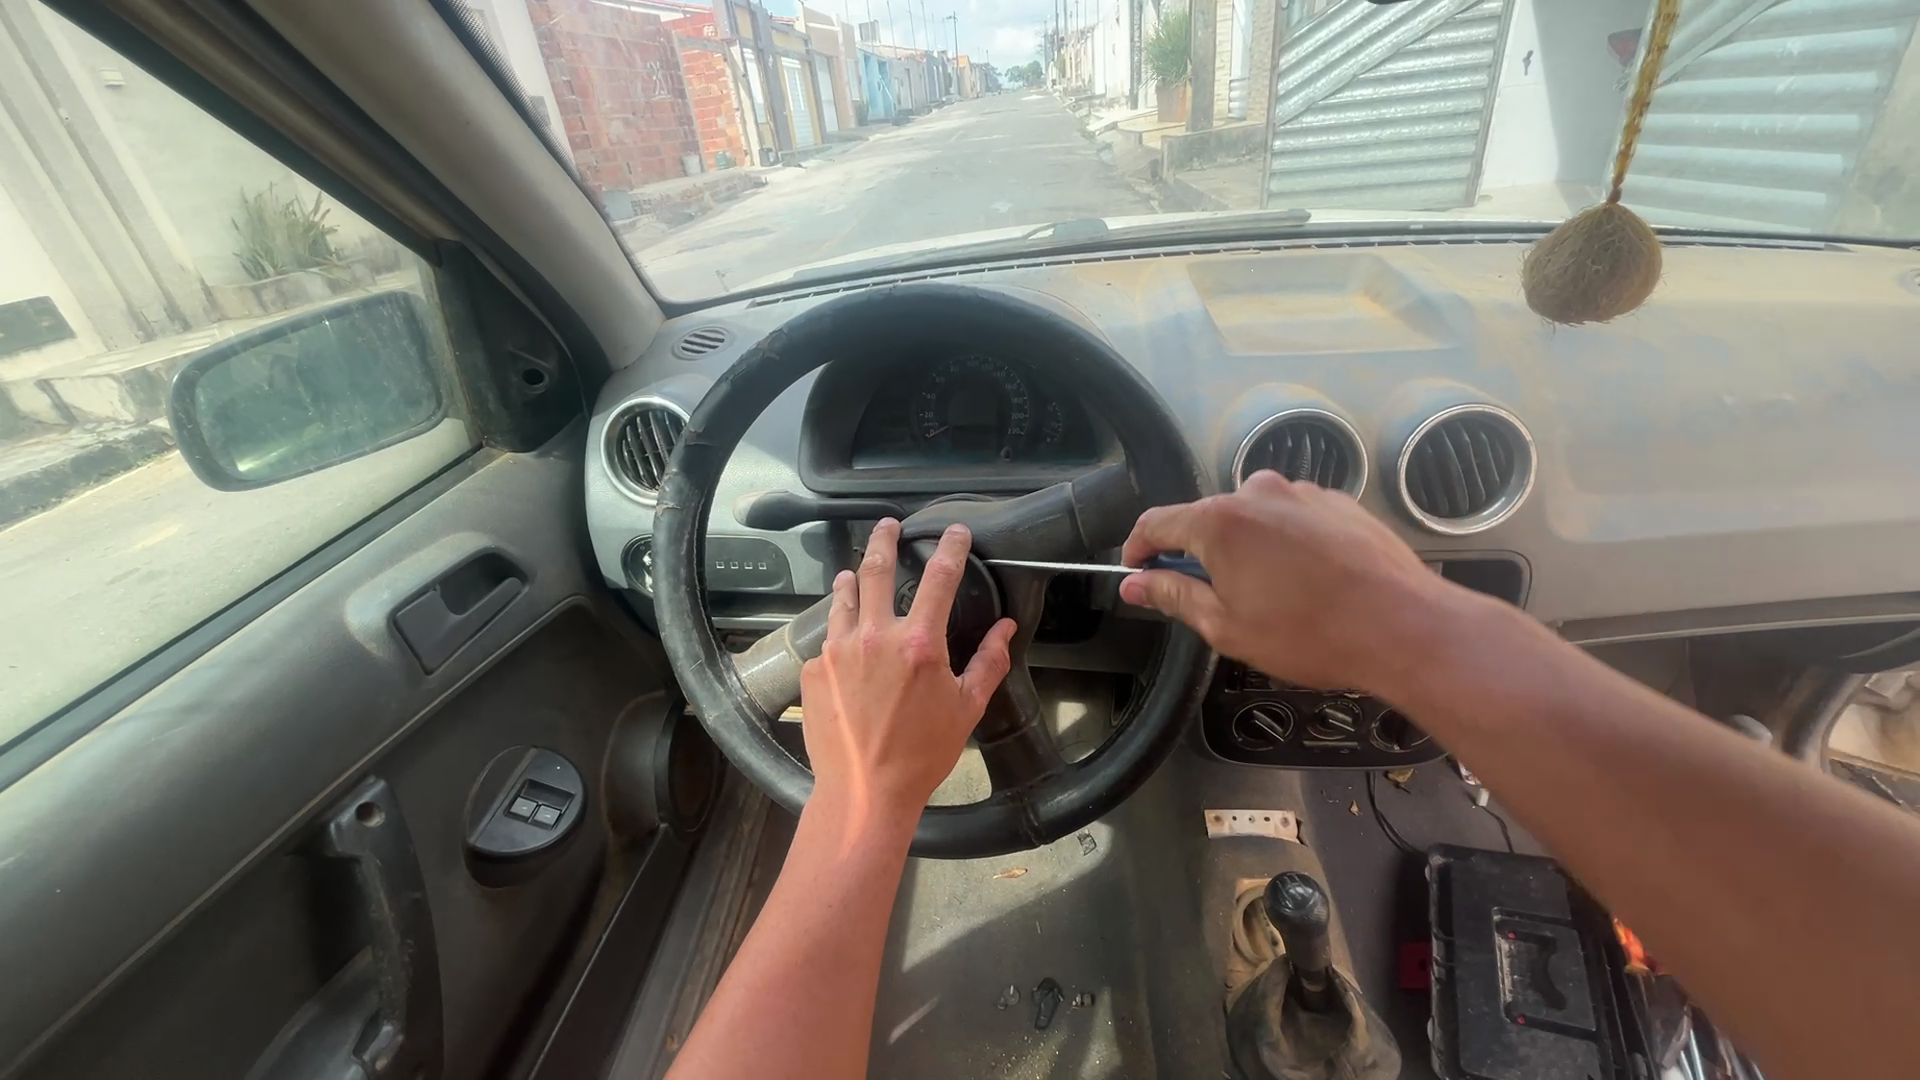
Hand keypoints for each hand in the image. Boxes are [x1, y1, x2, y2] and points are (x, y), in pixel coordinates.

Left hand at [799, 519, 1016, 825]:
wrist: (864, 791)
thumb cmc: (923, 752)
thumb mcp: (966, 707)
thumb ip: (989, 661)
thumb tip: (1007, 627)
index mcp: (919, 642)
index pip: (939, 577)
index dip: (950, 547)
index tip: (955, 531)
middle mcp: (874, 636)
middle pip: (876, 570)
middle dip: (884, 540)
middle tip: (887, 524)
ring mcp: (837, 650)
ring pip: (844, 598)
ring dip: (852, 578)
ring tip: (854, 570)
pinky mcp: (813, 669)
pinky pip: (827, 638)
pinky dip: (838, 628)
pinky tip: (841, 635)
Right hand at [1118, 470, 1464, 695]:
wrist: (1406, 628)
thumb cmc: (1307, 634)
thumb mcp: (1225, 625)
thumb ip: (1172, 596)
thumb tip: (1134, 585)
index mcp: (1219, 521)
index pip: (1155, 523)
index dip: (1137, 549)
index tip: (1136, 572)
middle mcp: (1256, 493)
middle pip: (1204, 518)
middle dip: (1196, 553)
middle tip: (1210, 597)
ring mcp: (1301, 493)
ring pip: (1250, 517)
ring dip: (1242, 546)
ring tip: (1266, 591)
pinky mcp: (1337, 502)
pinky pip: (1290, 516)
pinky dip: (1281, 541)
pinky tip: (1304, 578)